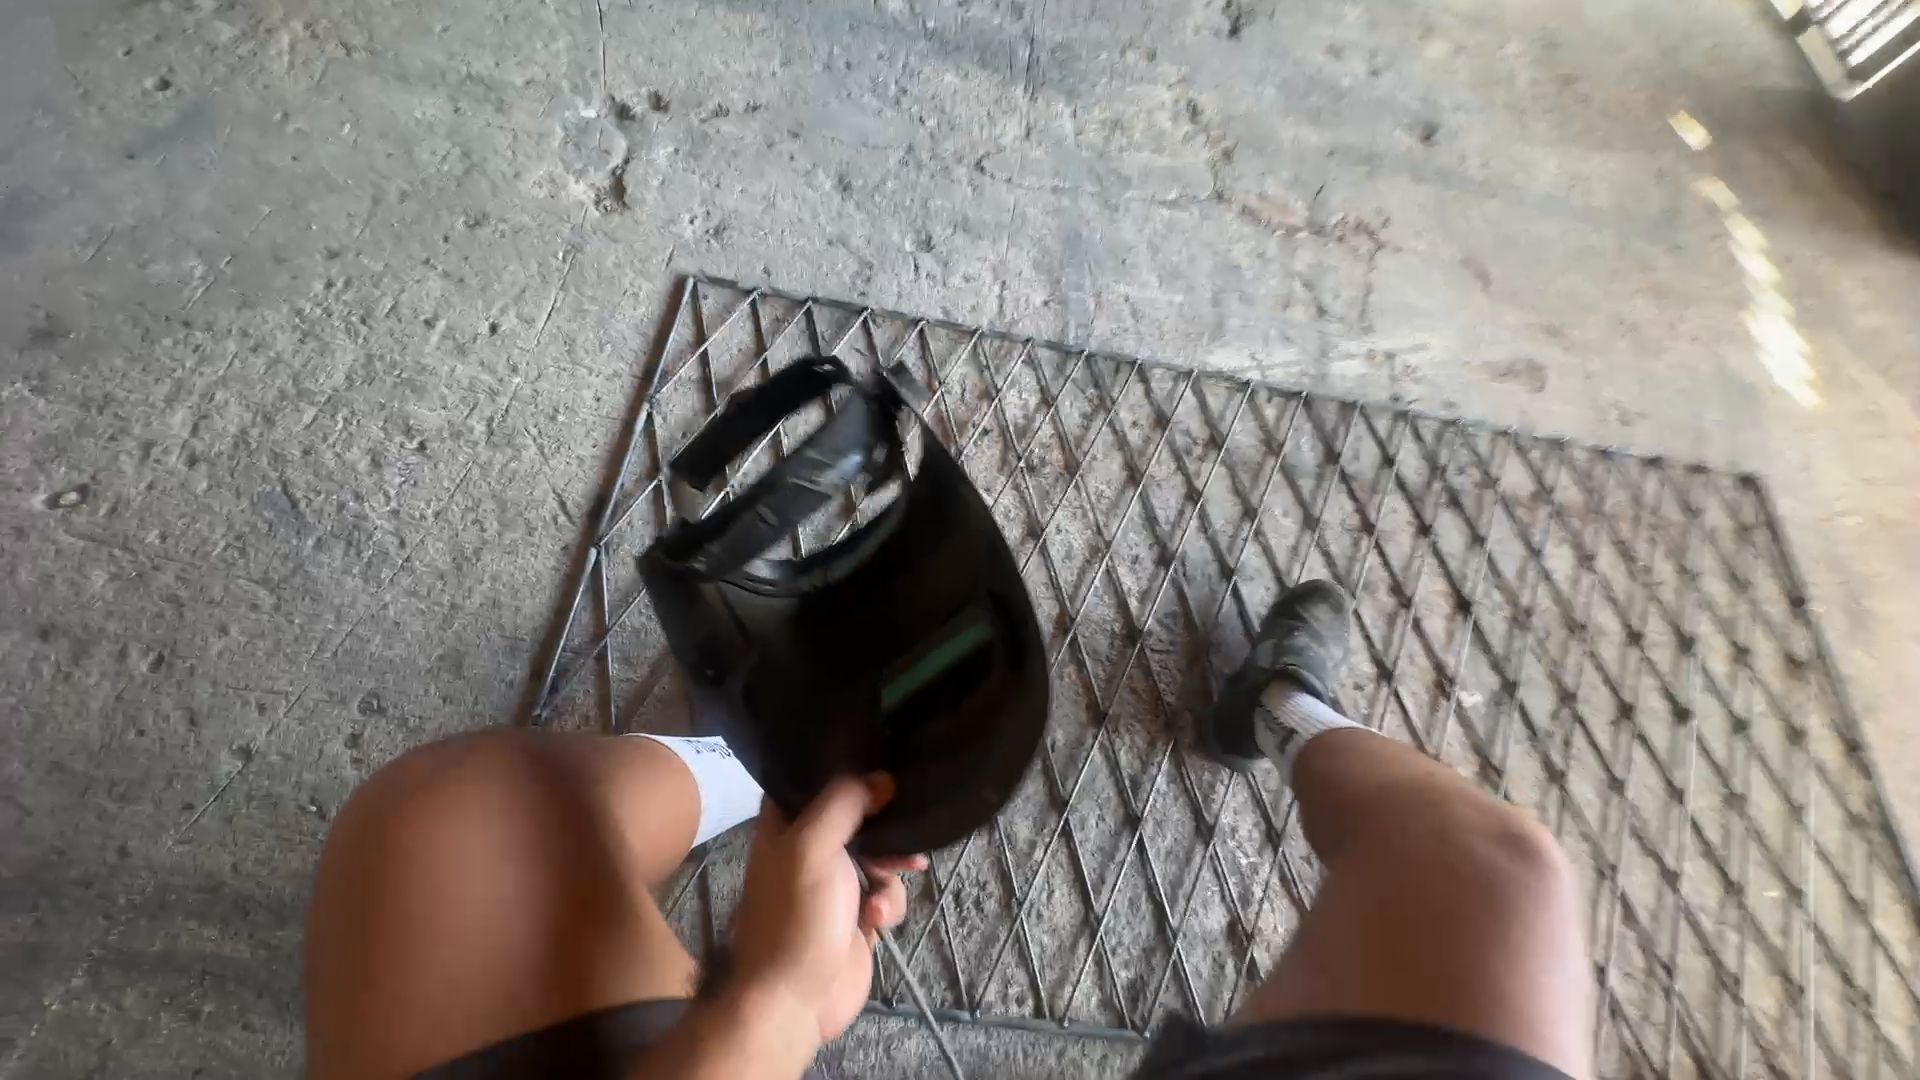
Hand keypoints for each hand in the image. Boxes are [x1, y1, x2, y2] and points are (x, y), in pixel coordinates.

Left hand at [727, 774, 928, 1048]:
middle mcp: (809, 846)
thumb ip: (845, 802)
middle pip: (857, 812)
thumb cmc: (796, 915)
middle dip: (885, 820)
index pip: (811, 776)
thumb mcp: (813, 845)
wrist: (796, 1000)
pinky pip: (888, 891)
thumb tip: (883, 778)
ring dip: (894, 863)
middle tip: (905, 819)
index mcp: (785, 823)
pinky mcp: (858, 913)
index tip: (880, 753)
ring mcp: (835, 881)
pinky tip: (878, 920)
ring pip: (881, 851)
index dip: (843, 764)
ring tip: (904, 871)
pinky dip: (890, 902)